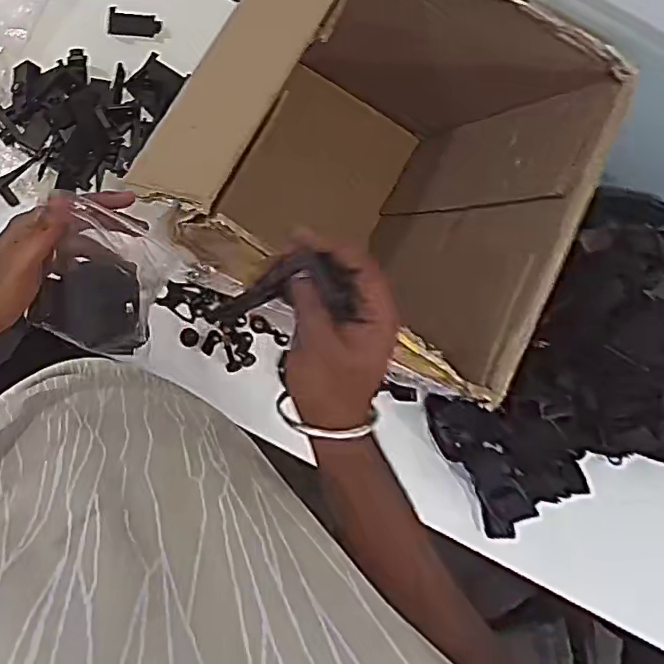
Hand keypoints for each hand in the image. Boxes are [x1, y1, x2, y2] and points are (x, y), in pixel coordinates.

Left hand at [0, 191, 135, 342]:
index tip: (124, 202)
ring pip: (76, 240)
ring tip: (123, 248)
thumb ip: (46, 229)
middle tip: (132, 225)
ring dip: (101, 241)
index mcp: (29, 226)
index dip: (101, 202)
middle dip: (107, 220)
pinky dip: (88, 258)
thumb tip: (63, 201)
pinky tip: (98, 267)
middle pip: (77, 220)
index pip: (71, 205)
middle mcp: (33, 234)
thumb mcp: (25, 258)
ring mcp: (36, 252)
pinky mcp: (39, 269)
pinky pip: (70, 257)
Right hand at [284, 232, 400, 432]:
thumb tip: (301, 273)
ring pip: (337, 280)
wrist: (330, 425)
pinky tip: (288, 282)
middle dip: (319, 255)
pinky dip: (308, 286)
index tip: (307, 238)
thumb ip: (310, 303)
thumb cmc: (331, 394)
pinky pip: (327, 295)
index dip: (334, 247)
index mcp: (378, 316)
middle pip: (350, 270)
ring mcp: (357, 319)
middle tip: (291, 247)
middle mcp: (372, 313)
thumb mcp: (317, 344)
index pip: (362, 267)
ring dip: (311, 268)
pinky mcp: (341, 326)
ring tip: (284, 261)